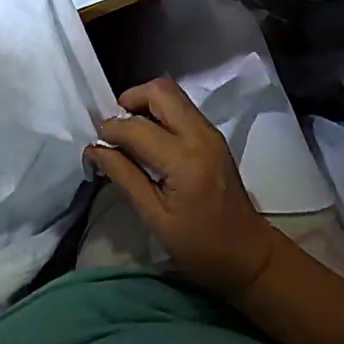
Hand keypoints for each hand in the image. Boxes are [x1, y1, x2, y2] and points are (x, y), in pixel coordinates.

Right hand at [85, 78, 281, 297]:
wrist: (248, 253)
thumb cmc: (200, 245)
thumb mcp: (155, 219)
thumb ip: (125, 178)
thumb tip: (95, 150)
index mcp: (185, 159)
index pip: (137, 127)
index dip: (110, 130)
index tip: (96, 144)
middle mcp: (200, 134)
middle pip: (161, 90)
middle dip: (130, 100)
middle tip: (114, 128)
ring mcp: (210, 131)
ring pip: (173, 94)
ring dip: (145, 103)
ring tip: (128, 132)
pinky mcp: (213, 134)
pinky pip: (182, 107)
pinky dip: (160, 112)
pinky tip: (148, 138)